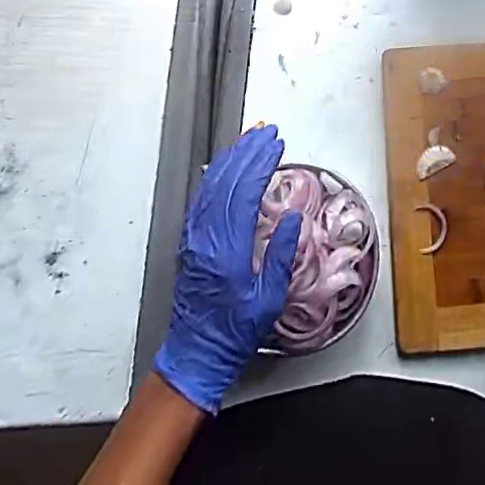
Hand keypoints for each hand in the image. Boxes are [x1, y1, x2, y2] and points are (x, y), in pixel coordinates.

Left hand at [153, 124, 301, 412]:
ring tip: (249, 139)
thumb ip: (281, 255)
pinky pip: (202, 199)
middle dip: (247, 152)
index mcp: (226, 251)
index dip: (260, 164)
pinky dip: (215, 176)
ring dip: (231, 159)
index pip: (243, 193)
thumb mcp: (269, 298)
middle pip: (225, 182)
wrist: (196, 352)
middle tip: (266, 132)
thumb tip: (293, 220)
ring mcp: (194, 239)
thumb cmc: (235, 330)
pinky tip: (226, 166)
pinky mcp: (190, 242)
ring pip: (210, 187)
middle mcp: (205, 239)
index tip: (276, 145)